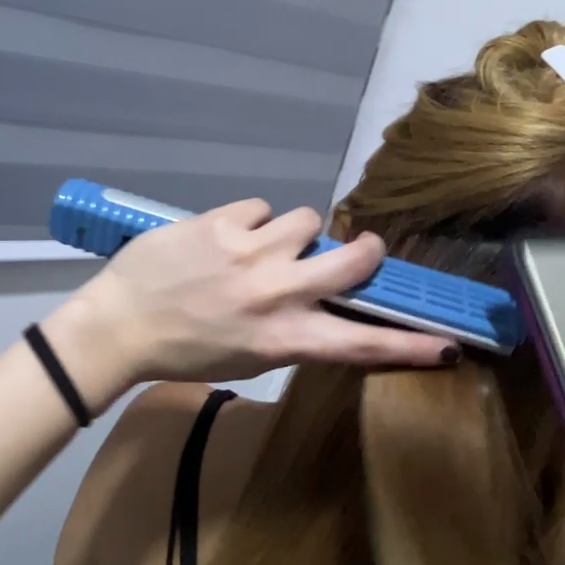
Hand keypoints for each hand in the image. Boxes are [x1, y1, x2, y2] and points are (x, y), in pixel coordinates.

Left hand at [42, 199, 456, 396]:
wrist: (117, 327)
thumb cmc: (183, 352)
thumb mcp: (247, 356)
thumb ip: (291, 329)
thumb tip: (322, 294)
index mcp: (282, 341)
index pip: (359, 345)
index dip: (408, 346)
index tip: (447, 345)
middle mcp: (275, 296)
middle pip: (352, 260)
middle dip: (364, 250)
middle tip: (360, 248)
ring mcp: (250, 254)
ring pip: (304, 220)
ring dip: (291, 232)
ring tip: (260, 246)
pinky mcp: (221, 223)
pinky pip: (260, 207)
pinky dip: (250, 221)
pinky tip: (224, 238)